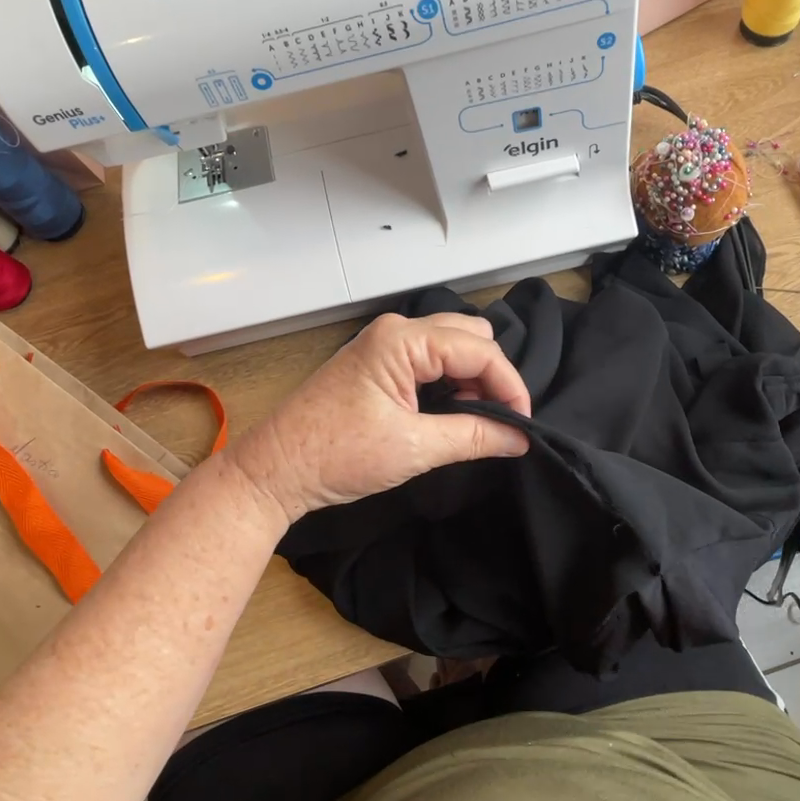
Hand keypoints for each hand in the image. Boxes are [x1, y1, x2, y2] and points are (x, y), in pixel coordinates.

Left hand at [227, 313, 530, 522]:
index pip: (479, 349)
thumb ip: (474, 436)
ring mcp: (385, 344)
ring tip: (478, 420)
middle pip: (470, 336)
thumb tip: (520, 438)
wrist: (277, 469)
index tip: (523, 425)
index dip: (510, 385)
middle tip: (501, 421)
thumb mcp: (415, 449)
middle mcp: (396, 331)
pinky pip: (431, 358)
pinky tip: (452, 411)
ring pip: (453, 344)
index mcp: (402, 340)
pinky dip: (451, 380)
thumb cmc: (335, 456)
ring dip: (473, 378)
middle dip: (493, 376)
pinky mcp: (379, 362)